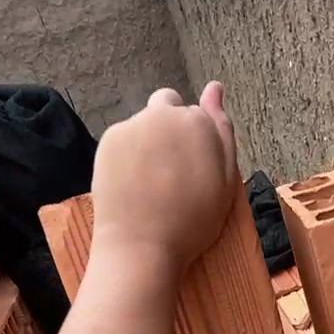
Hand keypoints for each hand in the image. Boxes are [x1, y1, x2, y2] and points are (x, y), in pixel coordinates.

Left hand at [92, 82, 239, 274]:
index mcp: (197, 122)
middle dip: (171, 128)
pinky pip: (124, 139)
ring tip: (151, 182)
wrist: (142, 247)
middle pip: (169, 106)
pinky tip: (133, 184)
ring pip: (145, 122)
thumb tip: (214, 86)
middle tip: (172, 172)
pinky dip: (129, 154)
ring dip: (150, 141)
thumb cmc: (192, 223)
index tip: (195, 172)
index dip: (199, 144)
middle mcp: (164, 114)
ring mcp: (133, 124)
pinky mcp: (109, 140)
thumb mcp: (224, 183)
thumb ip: (222, 130)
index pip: (200, 116)